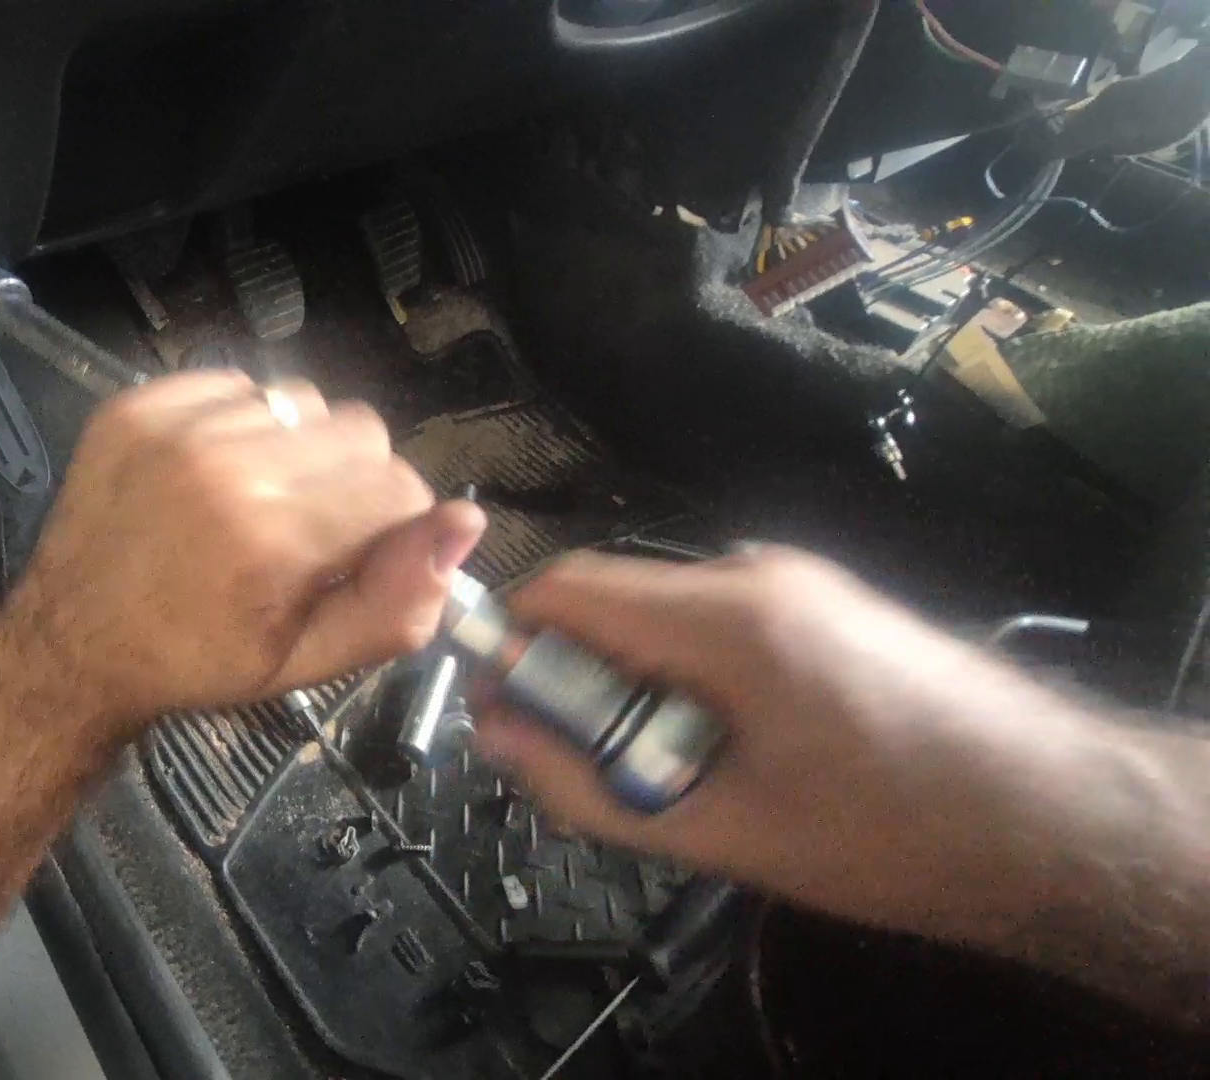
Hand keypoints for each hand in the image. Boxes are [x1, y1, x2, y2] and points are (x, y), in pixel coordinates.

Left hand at [0, 370, 485, 735]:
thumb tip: (463, 526)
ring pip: (303, 400)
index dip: (391, 525)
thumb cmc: (195, 662)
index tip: (354, 555)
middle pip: (361, 431)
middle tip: (306, 528)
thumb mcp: (303, 664)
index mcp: (274, 538)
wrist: (73, 642)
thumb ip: (395, 604)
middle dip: (353, 482)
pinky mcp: (139, 403)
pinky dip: (242, 422)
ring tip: (257, 497)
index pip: (400, 487)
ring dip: (300, 448)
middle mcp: (228, 463)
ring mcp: (176, 424)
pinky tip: (214, 469)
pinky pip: (236, 384)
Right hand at [473, 546, 1098, 930]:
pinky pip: (697, 613)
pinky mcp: (809, 595)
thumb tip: (490, 736)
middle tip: (567, 746)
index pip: (565, 588)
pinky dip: (667, 662)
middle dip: (563, 667)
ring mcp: (785, 577)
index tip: (494, 702)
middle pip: (603, 597)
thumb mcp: (719, 834)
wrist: (1083, 827)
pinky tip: (708, 728)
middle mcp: (747, 572)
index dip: (508, 637)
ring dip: (617, 669)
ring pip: (648, 607)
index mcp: (725, 620)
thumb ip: (584, 787)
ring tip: (648, 751)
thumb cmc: (894, 840)